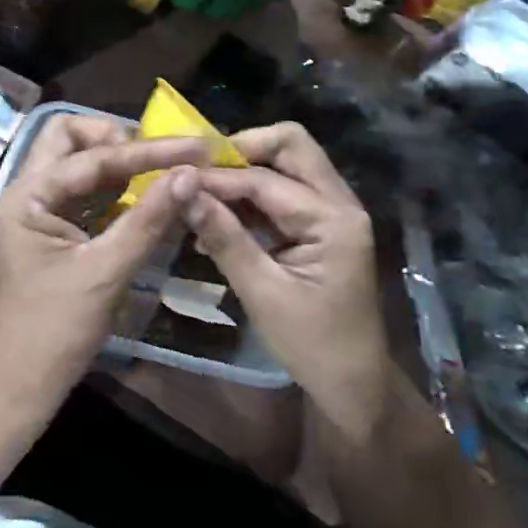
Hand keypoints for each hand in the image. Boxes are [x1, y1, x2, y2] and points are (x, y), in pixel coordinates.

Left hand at [0, 116, 204, 411]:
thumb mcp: (106, 272)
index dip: (147, 151)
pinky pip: (83, 190)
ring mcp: (37, 209)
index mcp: (27, 196)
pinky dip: (113, 186)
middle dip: (116, 138)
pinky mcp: (52, 228)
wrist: (23, 381)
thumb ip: (147, 220)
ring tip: (162, 168)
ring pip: (76, 161)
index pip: (92, 157)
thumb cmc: (56, 329)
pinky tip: (144, 195)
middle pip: (68, 137)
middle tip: (160, 157)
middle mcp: (26, 192)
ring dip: (117, 160)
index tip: (194, 147)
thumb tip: (190, 175)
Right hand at [183, 123, 386, 433]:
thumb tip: (183, 192)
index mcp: (333, 219)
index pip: (265, 179)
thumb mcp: (262, 292)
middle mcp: (339, 202)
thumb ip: (224, 237)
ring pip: (287, 162)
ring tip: (201, 189)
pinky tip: (219, 212)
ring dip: (244, 168)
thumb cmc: (311, 343)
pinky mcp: (320, 224)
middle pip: (290, 145)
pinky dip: (250, 192)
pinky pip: (283, 189)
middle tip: (197, 170)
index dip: (217, 177)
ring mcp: (332, 211)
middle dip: (240, 149)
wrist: (353, 382)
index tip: (174, 179)